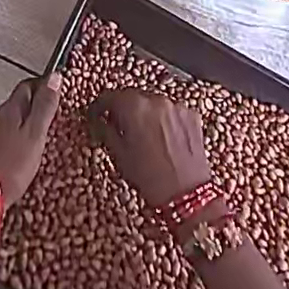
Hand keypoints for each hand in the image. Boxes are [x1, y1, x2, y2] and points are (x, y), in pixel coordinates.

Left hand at [0, 73, 62, 204]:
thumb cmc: (9, 167)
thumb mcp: (35, 136)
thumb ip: (44, 107)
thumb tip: (54, 76)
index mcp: (9, 111)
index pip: (26, 87)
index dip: (40, 86)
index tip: (52, 89)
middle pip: (11, 107)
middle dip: (26, 110)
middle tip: (42, 120)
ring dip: (11, 130)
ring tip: (24, 144)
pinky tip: (4, 161)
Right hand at [86, 88, 212, 207]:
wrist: (186, 192)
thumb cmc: (149, 177)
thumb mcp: (118, 155)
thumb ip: (106, 131)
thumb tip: (99, 121)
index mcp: (134, 107)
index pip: (110, 96)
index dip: (100, 106)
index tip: (96, 114)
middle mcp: (156, 100)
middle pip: (133, 97)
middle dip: (123, 109)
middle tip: (118, 125)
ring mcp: (176, 106)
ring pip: (153, 103)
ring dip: (145, 114)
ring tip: (142, 135)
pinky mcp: (192, 115)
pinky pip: (171, 111)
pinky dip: (164, 120)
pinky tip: (162, 138)